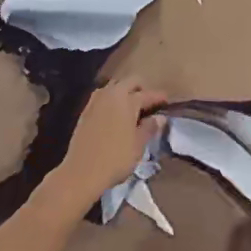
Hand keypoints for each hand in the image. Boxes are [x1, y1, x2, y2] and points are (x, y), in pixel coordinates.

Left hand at [46, 79, 167, 203]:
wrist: (83, 169)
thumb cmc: (116, 158)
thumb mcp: (138, 145)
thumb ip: (149, 128)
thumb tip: (160, 117)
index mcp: (127, 100)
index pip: (147, 94)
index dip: (158, 97)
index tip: (167, 101)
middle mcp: (111, 94)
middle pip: (129, 81)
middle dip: (141, 88)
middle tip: (149, 102)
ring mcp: (96, 99)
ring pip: (114, 86)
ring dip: (125, 91)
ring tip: (133, 107)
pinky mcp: (86, 108)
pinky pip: (103, 95)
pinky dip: (112, 98)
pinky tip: (116, 113)